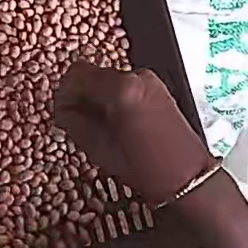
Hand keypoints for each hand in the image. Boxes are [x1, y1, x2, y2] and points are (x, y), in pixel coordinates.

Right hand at [53, 61, 212, 201]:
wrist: (186, 175)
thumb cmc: (144, 167)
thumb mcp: (99, 148)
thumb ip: (74, 121)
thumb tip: (62, 108)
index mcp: (121, 89)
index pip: (77, 75)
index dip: (64, 94)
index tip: (61, 112)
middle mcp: (136, 76)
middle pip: (92, 73)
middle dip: (80, 94)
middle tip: (74, 120)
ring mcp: (149, 79)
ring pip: (107, 78)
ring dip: (96, 96)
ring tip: (98, 126)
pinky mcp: (156, 87)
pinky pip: (124, 85)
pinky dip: (113, 98)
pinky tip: (115, 122)